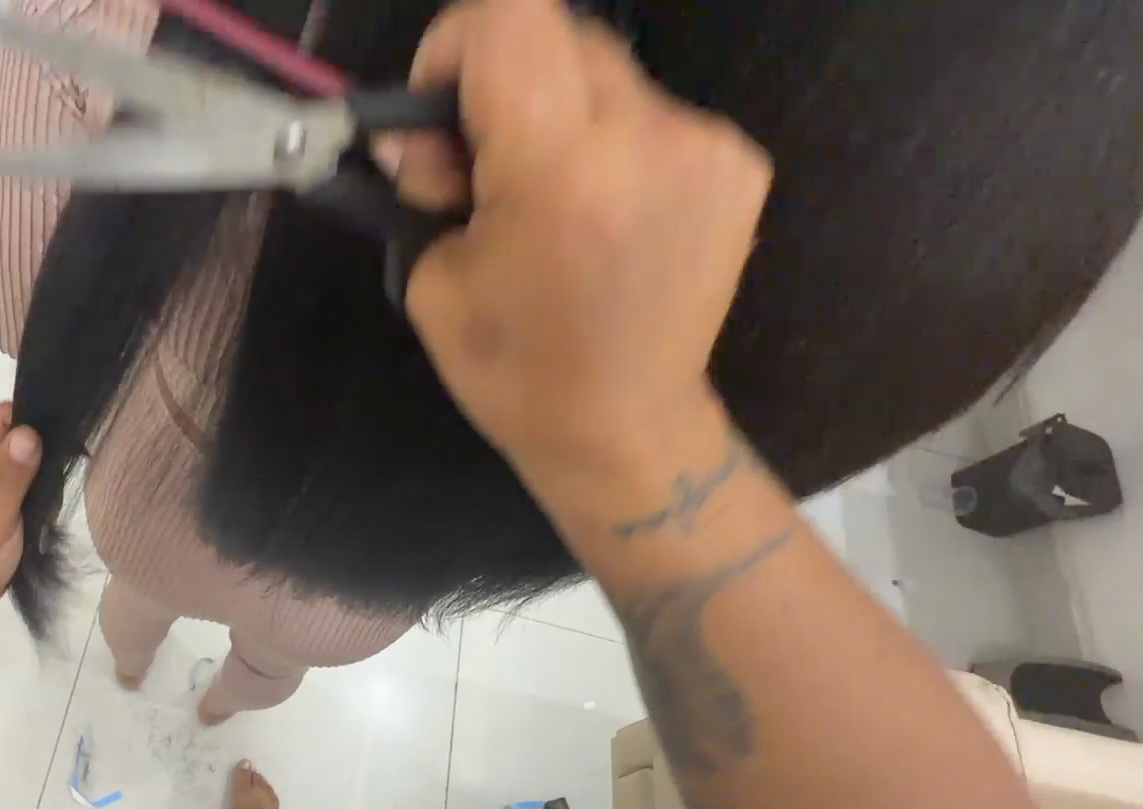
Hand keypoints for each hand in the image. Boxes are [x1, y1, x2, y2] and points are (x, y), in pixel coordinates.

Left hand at [0, 403, 40, 620]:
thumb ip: (8, 475)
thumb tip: (29, 431)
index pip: (3, 416)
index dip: (36, 422)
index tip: (67, 444)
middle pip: (12, 432)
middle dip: (41, 450)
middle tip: (61, 480)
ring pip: (19, 456)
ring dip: (40, 473)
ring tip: (50, 500)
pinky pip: (18, 478)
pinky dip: (34, 489)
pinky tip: (42, 507)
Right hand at [395, 0, 770, 462]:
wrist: (622, 427)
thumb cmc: (512, 372)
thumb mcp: (433, 285)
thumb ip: (421, 189)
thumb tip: (411, 135)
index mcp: (559, 176)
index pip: (508, 21)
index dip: (454, 44)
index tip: (436, 111)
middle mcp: (648, 139)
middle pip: (558, 36)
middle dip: (499, 88)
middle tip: (479, 173)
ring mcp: (707, 147)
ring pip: (604, 75)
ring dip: (554, 117)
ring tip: (544, 206)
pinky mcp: (738, 163)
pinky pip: (648, 116)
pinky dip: (605, 146)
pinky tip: (597, 217)